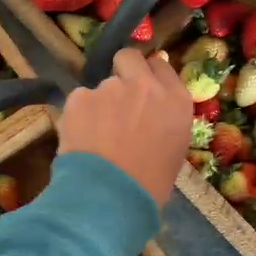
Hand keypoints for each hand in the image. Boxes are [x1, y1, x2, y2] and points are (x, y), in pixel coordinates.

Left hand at [58, 48, 191, 205]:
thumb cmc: (150, 185)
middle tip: (117, 98)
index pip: (161, 67)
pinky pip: (79, 101)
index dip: (149, 76)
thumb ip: (163, 120)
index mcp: (176, 101)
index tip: (142, 91)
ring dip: (99, 103)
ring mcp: (110, 88)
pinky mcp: (80, 98)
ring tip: (96, 134)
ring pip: (101, 85)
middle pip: (129, 58)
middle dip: (122, 71)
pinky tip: (80, 139)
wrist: (111, 197)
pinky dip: (79, 116)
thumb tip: (150, 115)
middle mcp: (145, 86)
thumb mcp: (173, 149)